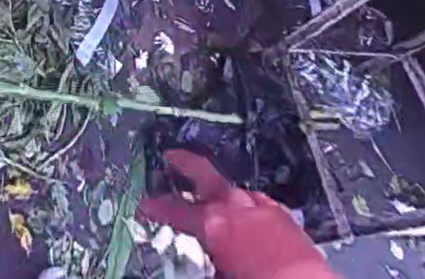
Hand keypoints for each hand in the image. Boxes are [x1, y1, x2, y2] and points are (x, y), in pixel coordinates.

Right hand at [138, 150, 334, 278]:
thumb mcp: (220, 274)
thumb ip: (209, 262)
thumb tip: (208, 261)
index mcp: (215, 225)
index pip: (177, 210)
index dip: (157, 207)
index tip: (145, 203)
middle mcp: (236, 206)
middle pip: (204, 173)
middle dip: (185, 163)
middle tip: (171, 157)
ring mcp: (260, 205)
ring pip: (231, 188)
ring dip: (215, 189)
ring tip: (205, 193)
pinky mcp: (279, 212)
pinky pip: (254, 200)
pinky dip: (242, 203)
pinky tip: (241, 211)